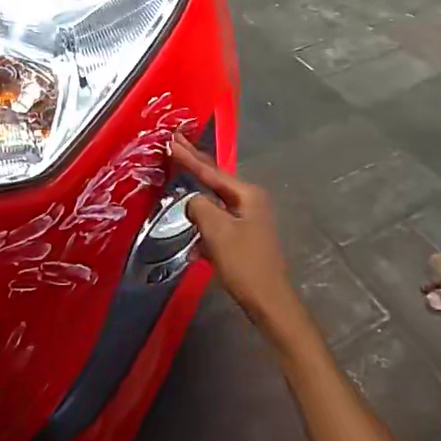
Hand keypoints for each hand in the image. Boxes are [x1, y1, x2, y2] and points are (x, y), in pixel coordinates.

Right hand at [168, 134, 304, 328]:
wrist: (268, 299)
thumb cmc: (244, 264)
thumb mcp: (218, 232)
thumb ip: (200, 208)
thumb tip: (192, 201)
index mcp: (248, 194)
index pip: (212, 171)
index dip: (190, 156)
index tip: (172, 140)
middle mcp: (251, 201)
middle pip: (216, 180)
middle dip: (195, 164)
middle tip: (175, 144)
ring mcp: (250, 219)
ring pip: (216, 201)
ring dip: (198, 194)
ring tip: (179, 177)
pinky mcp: (245, 236)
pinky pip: (218, 220)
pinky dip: (204, 221)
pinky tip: (191, 225)